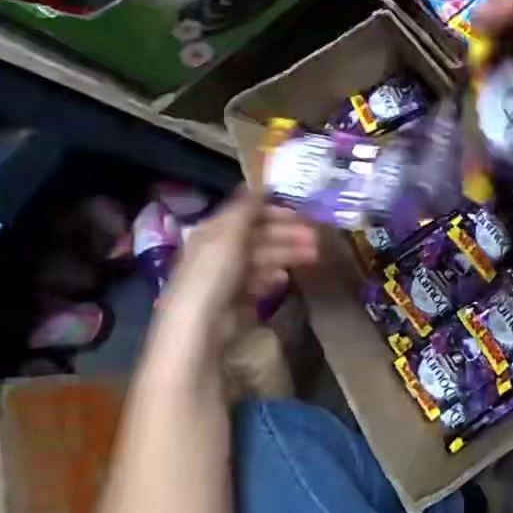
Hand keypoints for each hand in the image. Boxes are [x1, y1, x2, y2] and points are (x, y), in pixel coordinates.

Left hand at [163, 190, 317, 323]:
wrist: (198, 329)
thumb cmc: (213, 275)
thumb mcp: (230, 234)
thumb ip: (247, 208)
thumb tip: (261, 182)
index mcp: (213, 230)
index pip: (246, 213)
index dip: (273, 210)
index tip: (300, 212)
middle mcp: (217, 250)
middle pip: (256, 236)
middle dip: (287, 234)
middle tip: (315, 238)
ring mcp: (225, 277)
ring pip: (260, 258)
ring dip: (286, 254)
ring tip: (312, 257)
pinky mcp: (232, 301)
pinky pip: (256, 282)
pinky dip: (271, 277)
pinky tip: (284, 279)